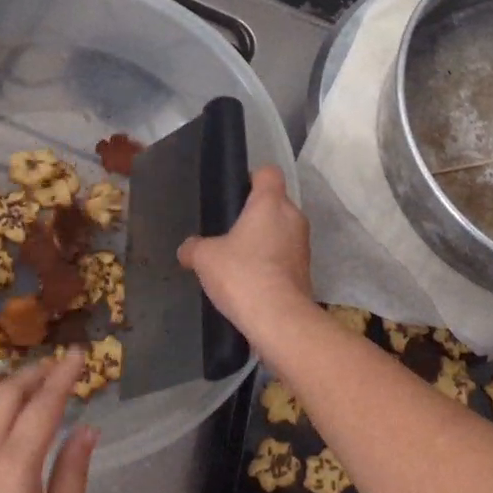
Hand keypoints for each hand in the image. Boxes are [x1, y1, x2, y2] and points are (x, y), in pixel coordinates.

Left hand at [0, 351, 97, 492]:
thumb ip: (73, 472)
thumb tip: (87, 430)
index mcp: (12, 467)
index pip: (42, 405)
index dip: (63, 375)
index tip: (79, 352)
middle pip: (4, 396)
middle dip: (33, 374)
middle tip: (60, 366)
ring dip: (12, 392)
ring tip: (40, 387)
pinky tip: (12, 425)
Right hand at [178, 165, 313, 336]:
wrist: (279, 319)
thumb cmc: (242, 274)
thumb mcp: (205, 258)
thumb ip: (194, 248)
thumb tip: (186, 249)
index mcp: (271, 203)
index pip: (268, 173)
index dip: (252, 178)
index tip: (236, 194)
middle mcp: (293, 217)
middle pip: (276, 203)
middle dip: (256, 215)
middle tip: (231, 231)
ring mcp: (303, 245)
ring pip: (282, 231)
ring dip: (265, 241)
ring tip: (239, 260)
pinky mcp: (306, 271)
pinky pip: (286, 257)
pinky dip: (272, 263)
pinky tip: (252, 281)